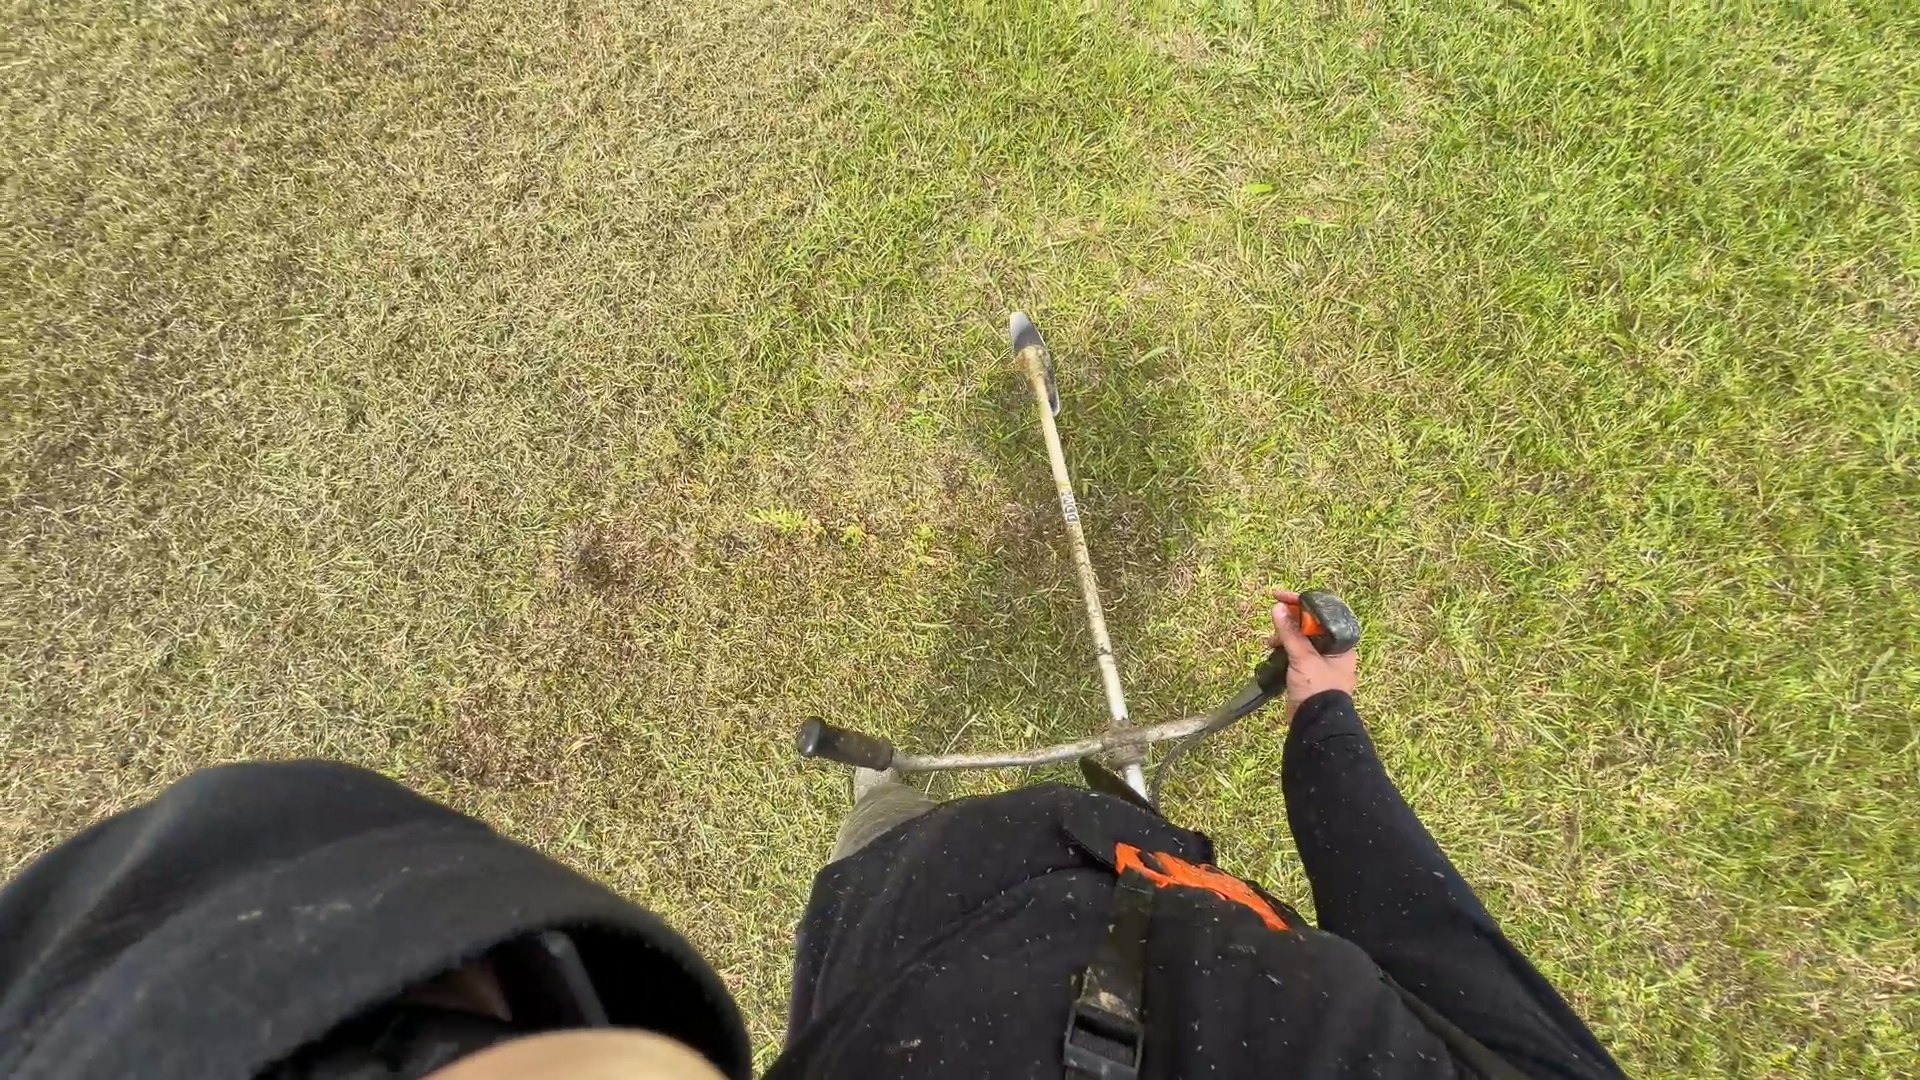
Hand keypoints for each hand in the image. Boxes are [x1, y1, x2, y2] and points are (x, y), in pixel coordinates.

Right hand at [1265, 587, 1358, 719]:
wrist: (1317, 724)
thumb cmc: (1317, 688)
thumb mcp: (1302, 657)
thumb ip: (1290, 632)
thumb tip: (1277, 607)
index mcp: (1342, 644)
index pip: (1322, 613)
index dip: (1300, 602)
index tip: (1279, 596)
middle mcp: (1334, 650)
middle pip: (1310, 625)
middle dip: (1289, 620)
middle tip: (1273, 619)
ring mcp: (1322, 662)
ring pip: (1301, 639)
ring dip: (1284, 636)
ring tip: (1271, 642)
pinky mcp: (1309, 672)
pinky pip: (1296, 652)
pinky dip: (1284, 649)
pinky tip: (1273, 652)